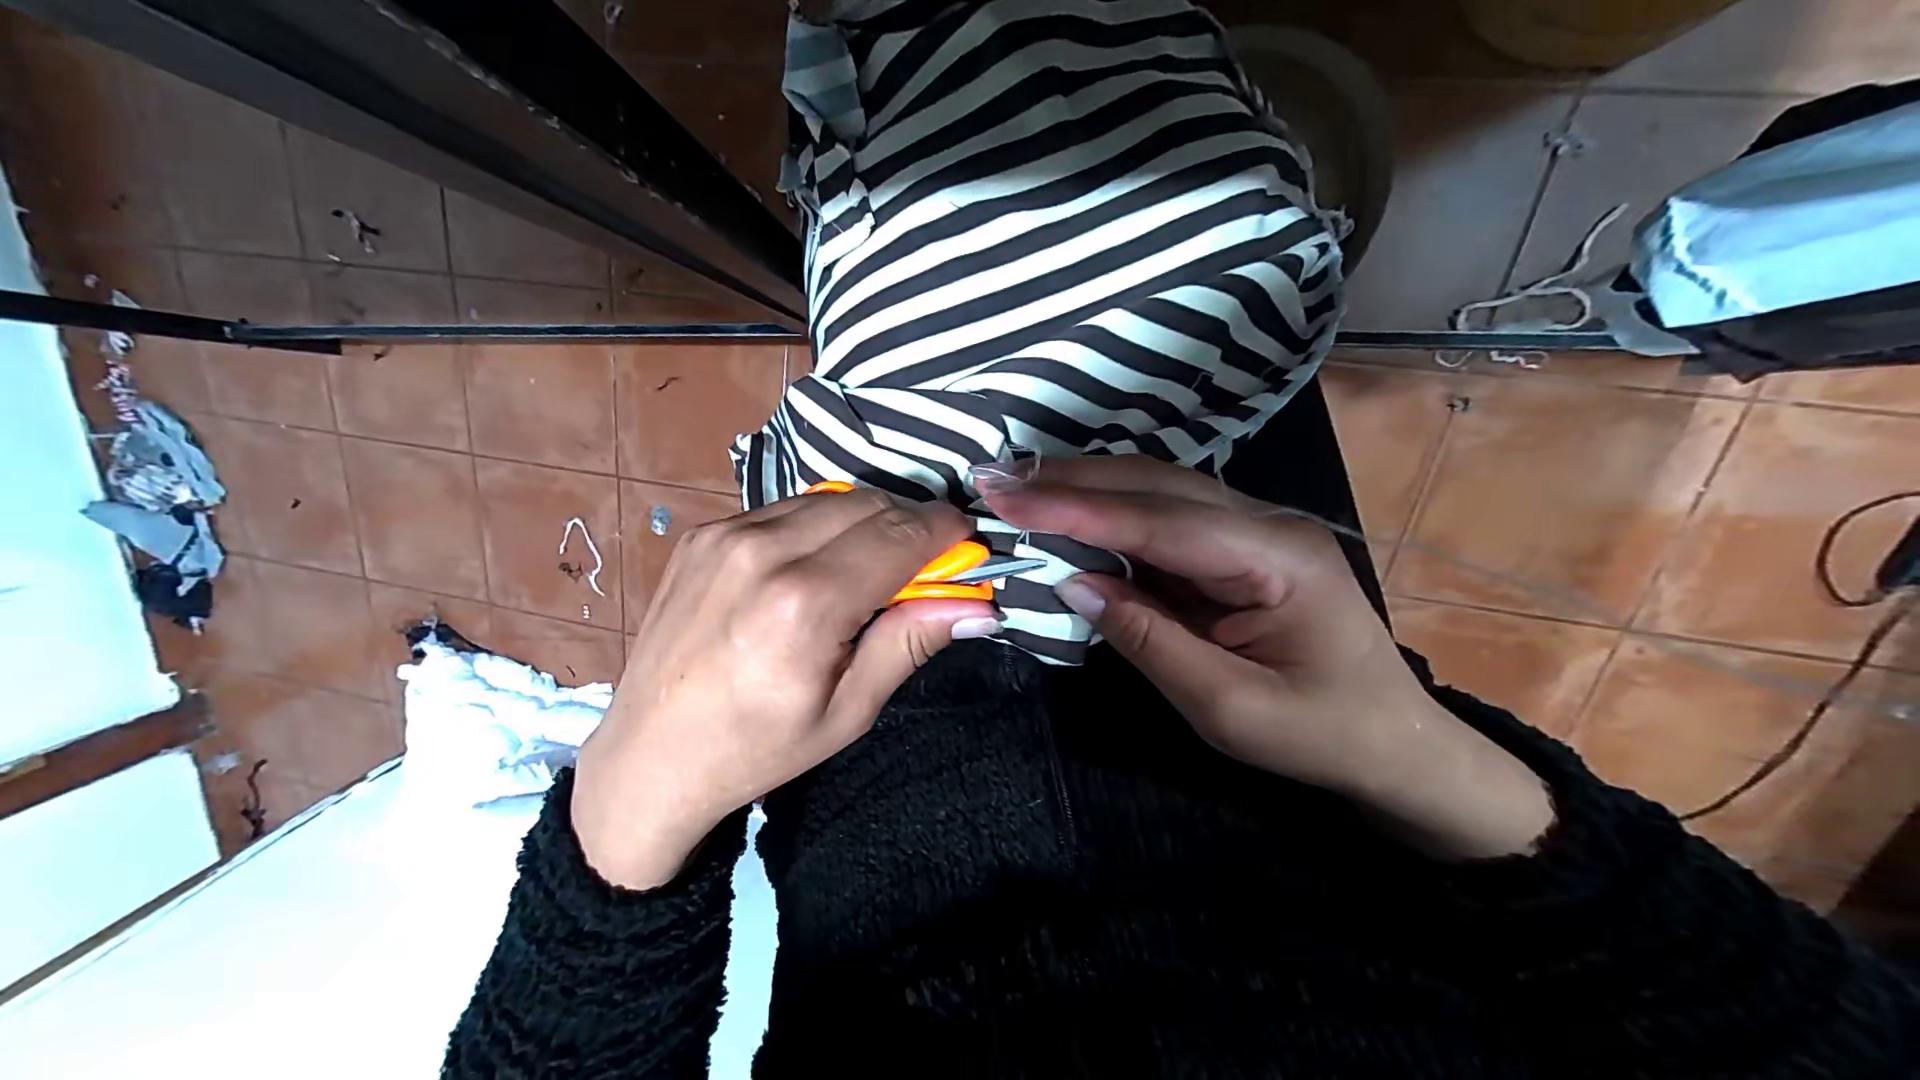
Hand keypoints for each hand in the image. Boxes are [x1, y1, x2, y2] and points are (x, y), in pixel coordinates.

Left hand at [573, 489, 999, 888]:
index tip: (966, 542)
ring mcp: (726, 534)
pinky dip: (820, 523)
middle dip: (911, 522)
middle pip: (869, 504)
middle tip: (927, 561)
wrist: (649, 753)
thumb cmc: (758, 746)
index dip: (945, 530)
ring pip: (829, 498)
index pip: (900, 534)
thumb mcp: (848, 711)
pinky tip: (817, 563)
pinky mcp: (704, 532)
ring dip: (868, 519)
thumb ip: (910, 642)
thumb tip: (977, 605)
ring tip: (874, 563)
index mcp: (805, 603)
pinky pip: (786, 508)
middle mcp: (764, 551)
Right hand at [980, 456, 1551, 859]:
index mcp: (1276, 557)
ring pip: (1157, 490)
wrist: (1392, 743)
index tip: (1010, 499)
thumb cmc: (1321, 734)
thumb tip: (1076, 583)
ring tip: (1019, 487)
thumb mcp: (1228, 707)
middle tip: (998, 479)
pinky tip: (1068, 510)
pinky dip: (1109, 512)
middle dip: (1073, 480)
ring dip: (1086, 486)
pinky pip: (1163, 518)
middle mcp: (1265, 523)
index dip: (1079, 508)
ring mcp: (1253, 529)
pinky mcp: (1235, 546)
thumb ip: (1149, 640)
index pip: (1159, 521)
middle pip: (1156, 485)